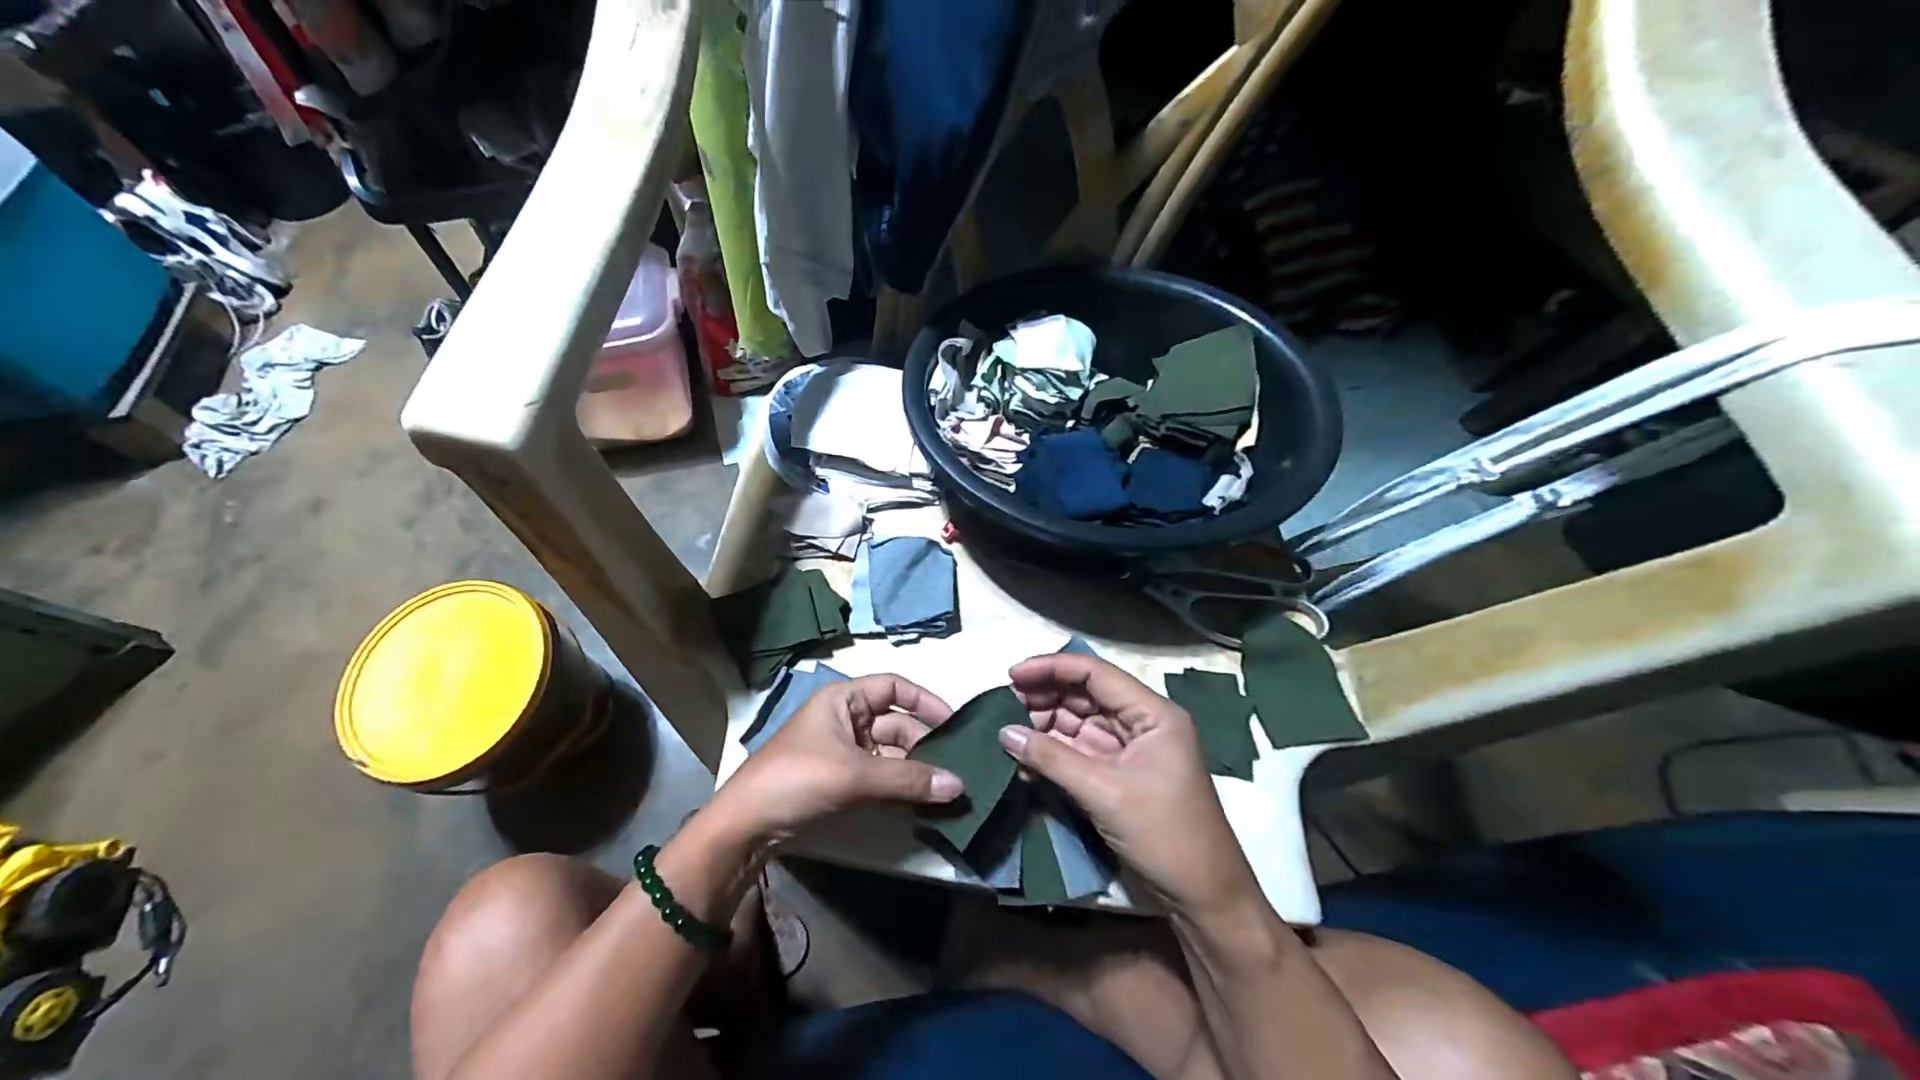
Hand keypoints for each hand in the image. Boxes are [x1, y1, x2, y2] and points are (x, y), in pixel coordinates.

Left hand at [709, 674, 964, 844]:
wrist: (746, 826)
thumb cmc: (798, 779)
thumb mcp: (855, 775)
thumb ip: (908, 779)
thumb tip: (959, 785)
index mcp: (842, 699)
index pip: (893, 687)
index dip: (924, 701)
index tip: (954, 722)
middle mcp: (844, 718)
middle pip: (895, 722)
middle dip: (924, 741)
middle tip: (956, 764)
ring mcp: (842, 749)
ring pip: (889, 751)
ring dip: (914, 767)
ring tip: (945, 786)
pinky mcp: (839, 778)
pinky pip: (879, 773)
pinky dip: (899, 784)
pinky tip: (922, 798)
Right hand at [1001, 654, 1263, 918]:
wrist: (1203, 897)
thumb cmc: (1165, 834)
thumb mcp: (1105, 793)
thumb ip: (1053, 758)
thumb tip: (1004, 733)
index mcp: (1152, 714)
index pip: (1095, 673)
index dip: (1051, 668)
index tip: (1012, 675)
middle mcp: (1141, 724)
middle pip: (1085, 695)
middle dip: (1044, 696)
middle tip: (1003, 706)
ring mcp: (1129, 751)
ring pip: (1079, 723)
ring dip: (1044, 725)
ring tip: (1008, 731)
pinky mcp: (1118, 777)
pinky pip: (1079, 753)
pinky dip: (1053, 753)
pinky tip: (1025, 758)